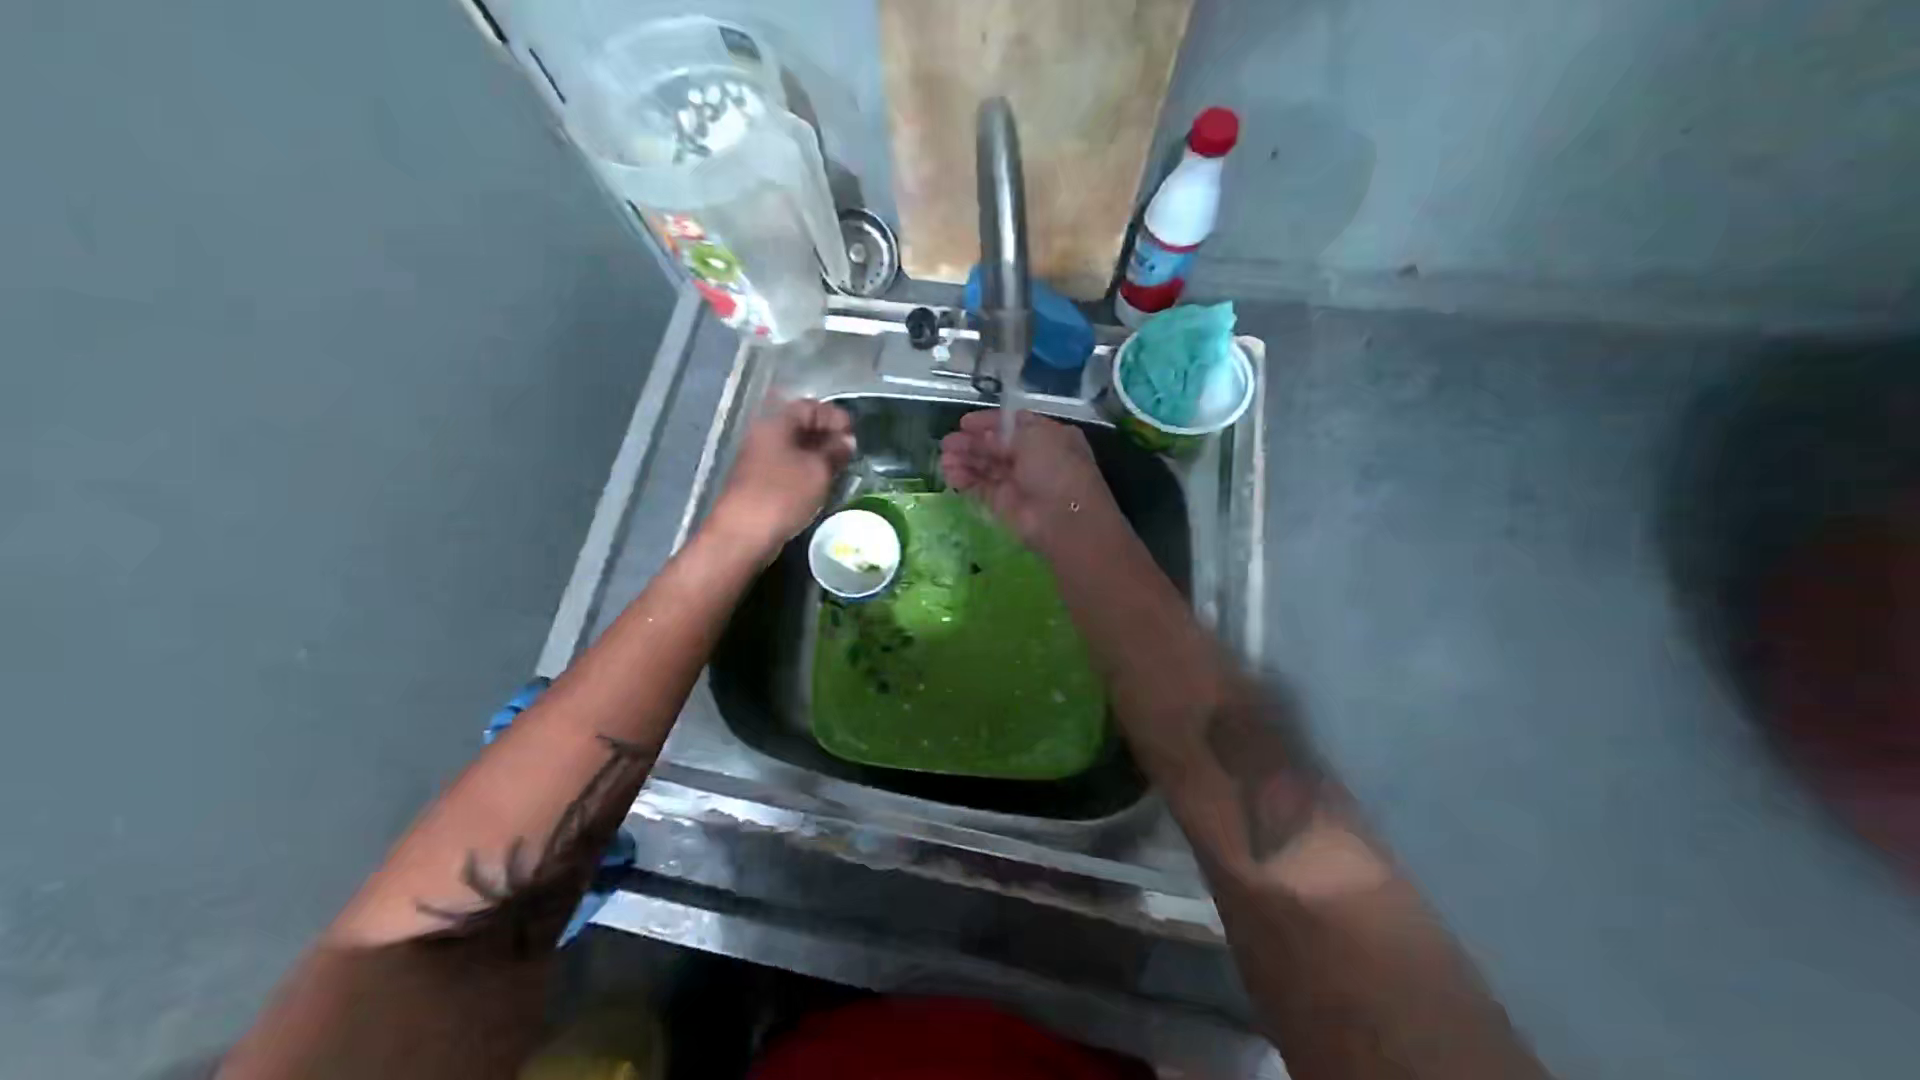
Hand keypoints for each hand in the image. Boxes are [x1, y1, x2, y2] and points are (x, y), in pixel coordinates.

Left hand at [708, 399, 853, 559]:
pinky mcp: (758, 483)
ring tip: (840, 469)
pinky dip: (806, 470)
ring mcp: (758, 461)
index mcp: (776, 424)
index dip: (834, 416)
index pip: (809, 407)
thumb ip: (835, 451)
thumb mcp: (818, 471)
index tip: (854, 433)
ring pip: (793, 448)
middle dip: (827, 435)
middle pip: (799, 426)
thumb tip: (846, 441)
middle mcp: (763, 437)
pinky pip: (787, 467)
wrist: (743, 534)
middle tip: (850, 452)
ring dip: (817, 455)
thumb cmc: (783, 495)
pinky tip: (820, 484)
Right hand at [938, 409, 1123, 555]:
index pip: (1013, 424)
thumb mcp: (1031, 438)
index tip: (964, 423)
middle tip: (947, 443)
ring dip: (964, 460)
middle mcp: (1033, 457)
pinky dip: (965, 480)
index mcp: (1047, 436)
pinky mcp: (1004, 504)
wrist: (1064, 519)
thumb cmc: (1056, 468)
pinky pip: (981, 487)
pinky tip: (950, 474)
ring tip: (944, 459)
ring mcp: (1018, 482)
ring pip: (986, 466)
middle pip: (996, 446)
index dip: (988, 422)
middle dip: (971, 443)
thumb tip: (981, 438)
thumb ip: (1001, 436)